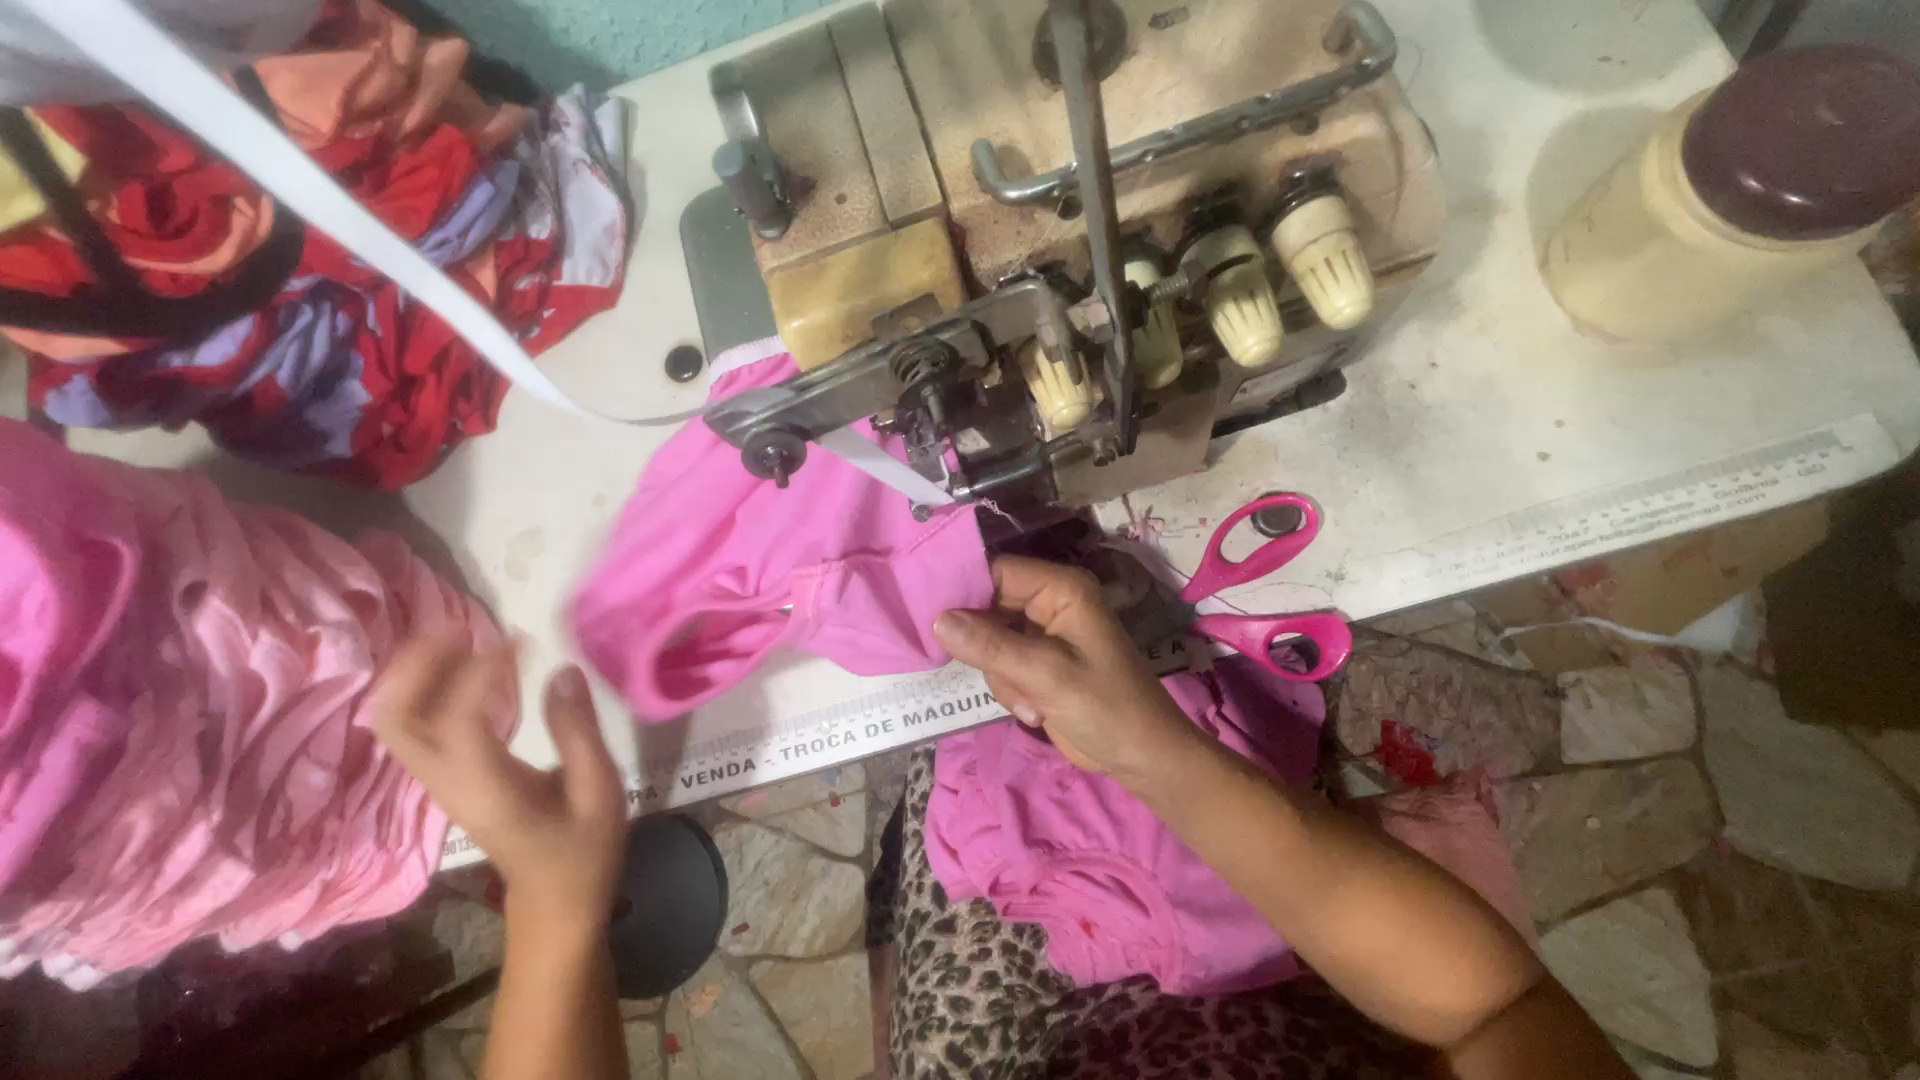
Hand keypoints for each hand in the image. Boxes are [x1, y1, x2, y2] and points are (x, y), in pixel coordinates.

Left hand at [371, 633, 627, 933]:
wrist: (553, 903)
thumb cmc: (583, 851)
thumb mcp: (599, 791)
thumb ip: (578, 731)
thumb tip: (562, 670)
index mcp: (486, 789)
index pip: (461, 719)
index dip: (484, 671)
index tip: (522, 639)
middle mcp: (448, 784)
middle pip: (398, 718)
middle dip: (419, 664)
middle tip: (461, 625)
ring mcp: (440, 784)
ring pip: (397, 721)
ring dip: (416, 673)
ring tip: (458, 636)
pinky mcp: (447, 780)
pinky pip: (417, 727)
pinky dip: (428, 689)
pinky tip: (466, 668)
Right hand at [932, 555, 1199, 783]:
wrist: (1138, 756)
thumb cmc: (1104, 706)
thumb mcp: (1045, 674)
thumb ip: (990, 646)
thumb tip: (936, 619)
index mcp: (1061, 588)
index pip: (996, 571)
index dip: (964, 590)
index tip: (929, 613)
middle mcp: (1049, 603)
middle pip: (987, 607)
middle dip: (988, 647)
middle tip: (999, 673)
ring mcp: (1042, 634)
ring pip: (988, 642)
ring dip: (1002, 676)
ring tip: (1033, 700)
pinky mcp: (1036, 663)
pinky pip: (999, 665)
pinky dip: (1010, 690)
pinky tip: (1037, 710)